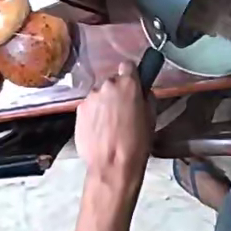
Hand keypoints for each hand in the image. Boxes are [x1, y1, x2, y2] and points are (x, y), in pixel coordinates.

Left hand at [73, 63, 150, 187]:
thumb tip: (141, 92)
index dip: (130, 75)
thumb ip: (146, 97)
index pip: (128, 65)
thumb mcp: (151, 116)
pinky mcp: (79, 111)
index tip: (132, 85)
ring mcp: (90, 98)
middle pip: (112, 82)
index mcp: (128, 84)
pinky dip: (93, 115)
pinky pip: (89, 107)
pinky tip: (99, 130)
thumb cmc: (137, 142)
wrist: (112, 165)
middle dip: (117, 92)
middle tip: (122, 111)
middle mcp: (107, 86)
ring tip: (109, 124)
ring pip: (99, 95)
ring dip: (104, 104)